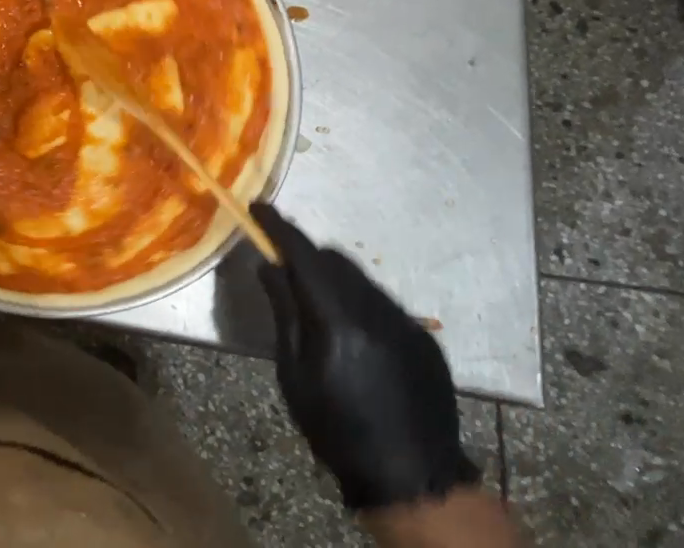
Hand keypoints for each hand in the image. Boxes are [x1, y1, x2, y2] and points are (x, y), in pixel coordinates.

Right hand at [252, 203, 478, 512]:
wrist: (411, 476)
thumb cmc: (334, 427)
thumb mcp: (294, 371)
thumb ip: (283, 311)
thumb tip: (268, 264)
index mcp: (339, 320)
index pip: (305, 256)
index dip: (279, 227)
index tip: (258, 207)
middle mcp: (378, 311)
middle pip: (335, 260)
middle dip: (305, 253)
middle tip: (280, 263)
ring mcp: (407, 323)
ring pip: (361, 279)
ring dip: (332, 277)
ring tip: (313, 300)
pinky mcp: (425, 339)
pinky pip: (383, 302)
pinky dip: (358, 301)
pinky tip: (349, 332)